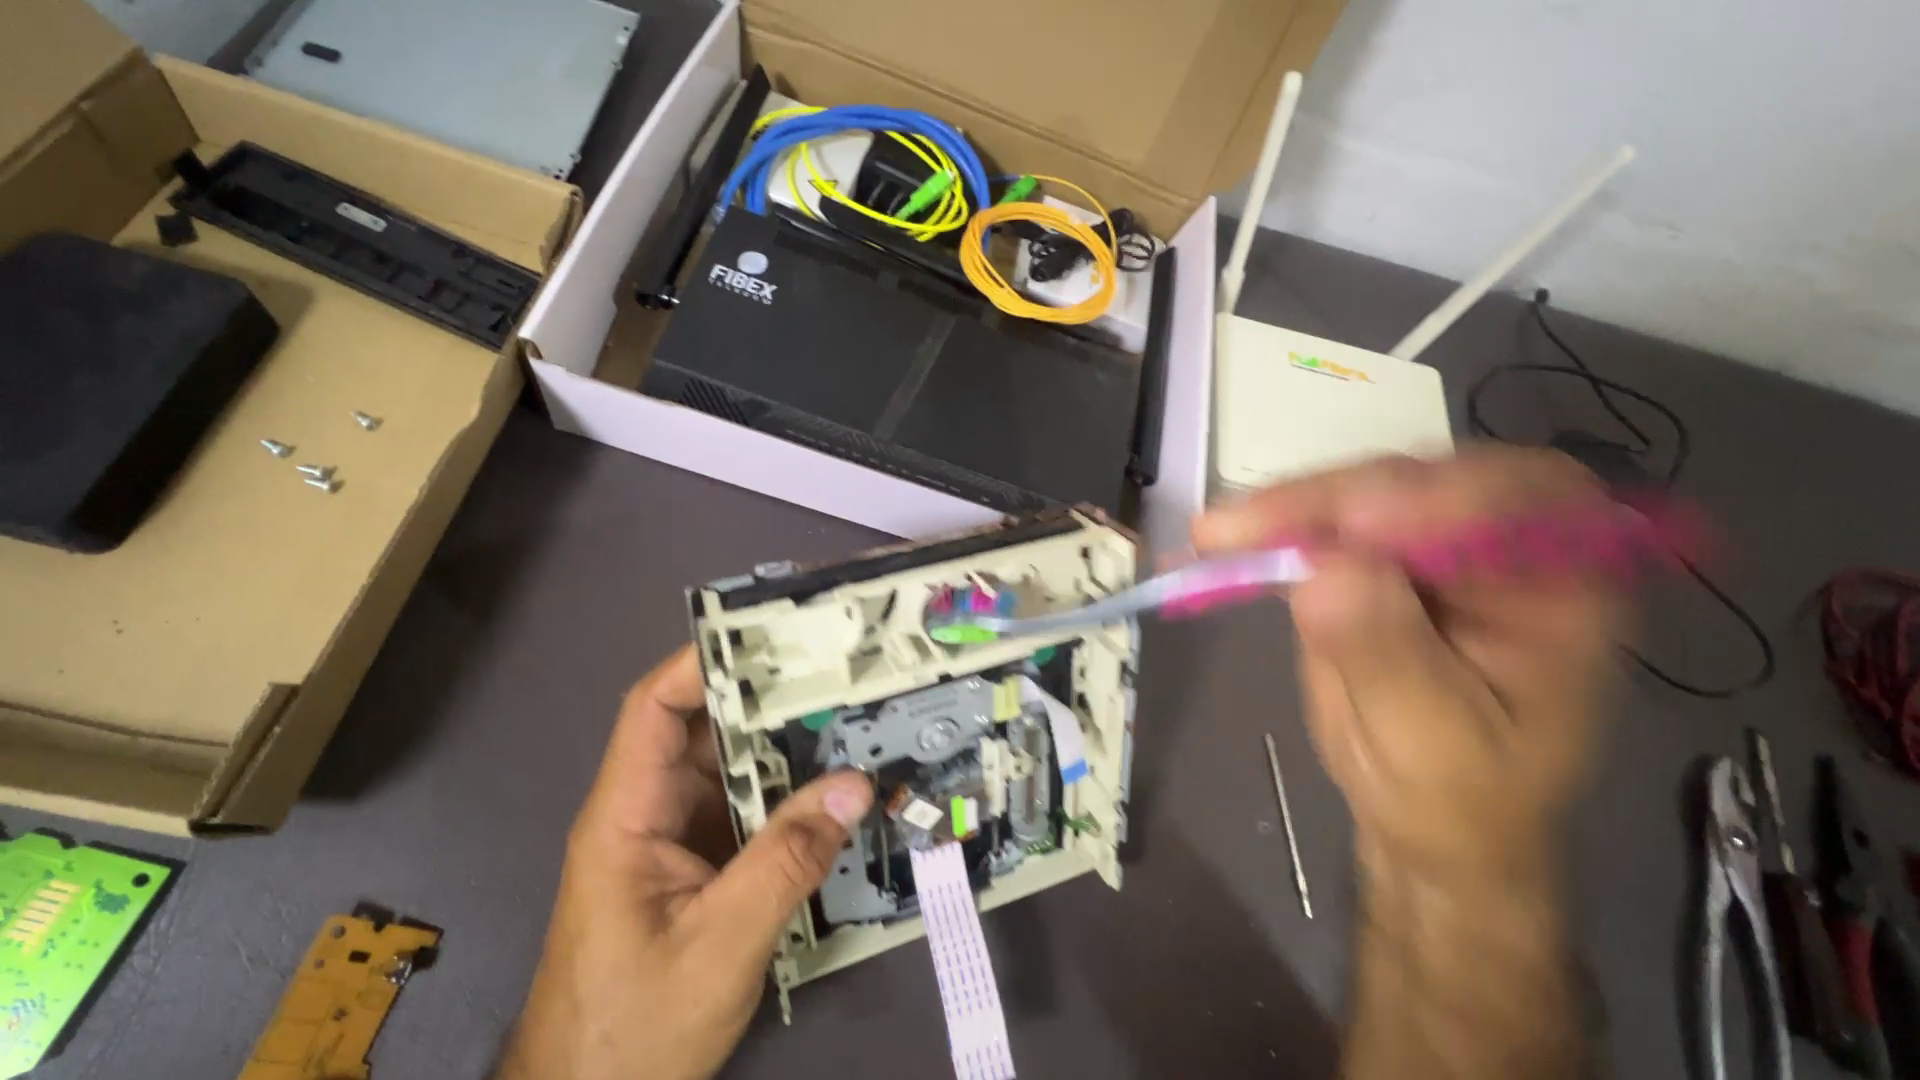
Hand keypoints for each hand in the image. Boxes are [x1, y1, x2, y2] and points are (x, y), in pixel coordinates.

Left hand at [497, 647, 872, 1079]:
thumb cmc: (633, 1027)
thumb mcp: (720, 945)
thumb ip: (786, 862)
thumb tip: (855, 787)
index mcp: (626, 816)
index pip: (653, 710)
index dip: (702, 663)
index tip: (768, 635)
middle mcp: (647, 815)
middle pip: (703, 734)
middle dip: (765, 702)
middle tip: (836, 674)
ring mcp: (672, 844)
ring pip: (729, 775)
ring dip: (784, 752)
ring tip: (850, 721)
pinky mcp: (696, 872)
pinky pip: (743, 815)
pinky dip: (787, 800)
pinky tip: (833, 792)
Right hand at [1193, 447, 1621, 873]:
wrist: (1426, 820)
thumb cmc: (1456, 794)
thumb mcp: (1432, 742)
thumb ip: (1388, 655)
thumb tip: (1323, 571)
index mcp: (1563, 585)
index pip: (1528, 503)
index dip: (1449, 497)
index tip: (1360, 523)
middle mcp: (1502, 544)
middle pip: (1430, 479)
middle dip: (1342, 497)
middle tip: (1257, 525)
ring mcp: (1429, 543)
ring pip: (1362, 489)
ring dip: (1290, 507)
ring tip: (1218, 534)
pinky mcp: (1367, 553)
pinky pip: (1319, 521)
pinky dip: (1266, 527)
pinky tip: (1217, 539)